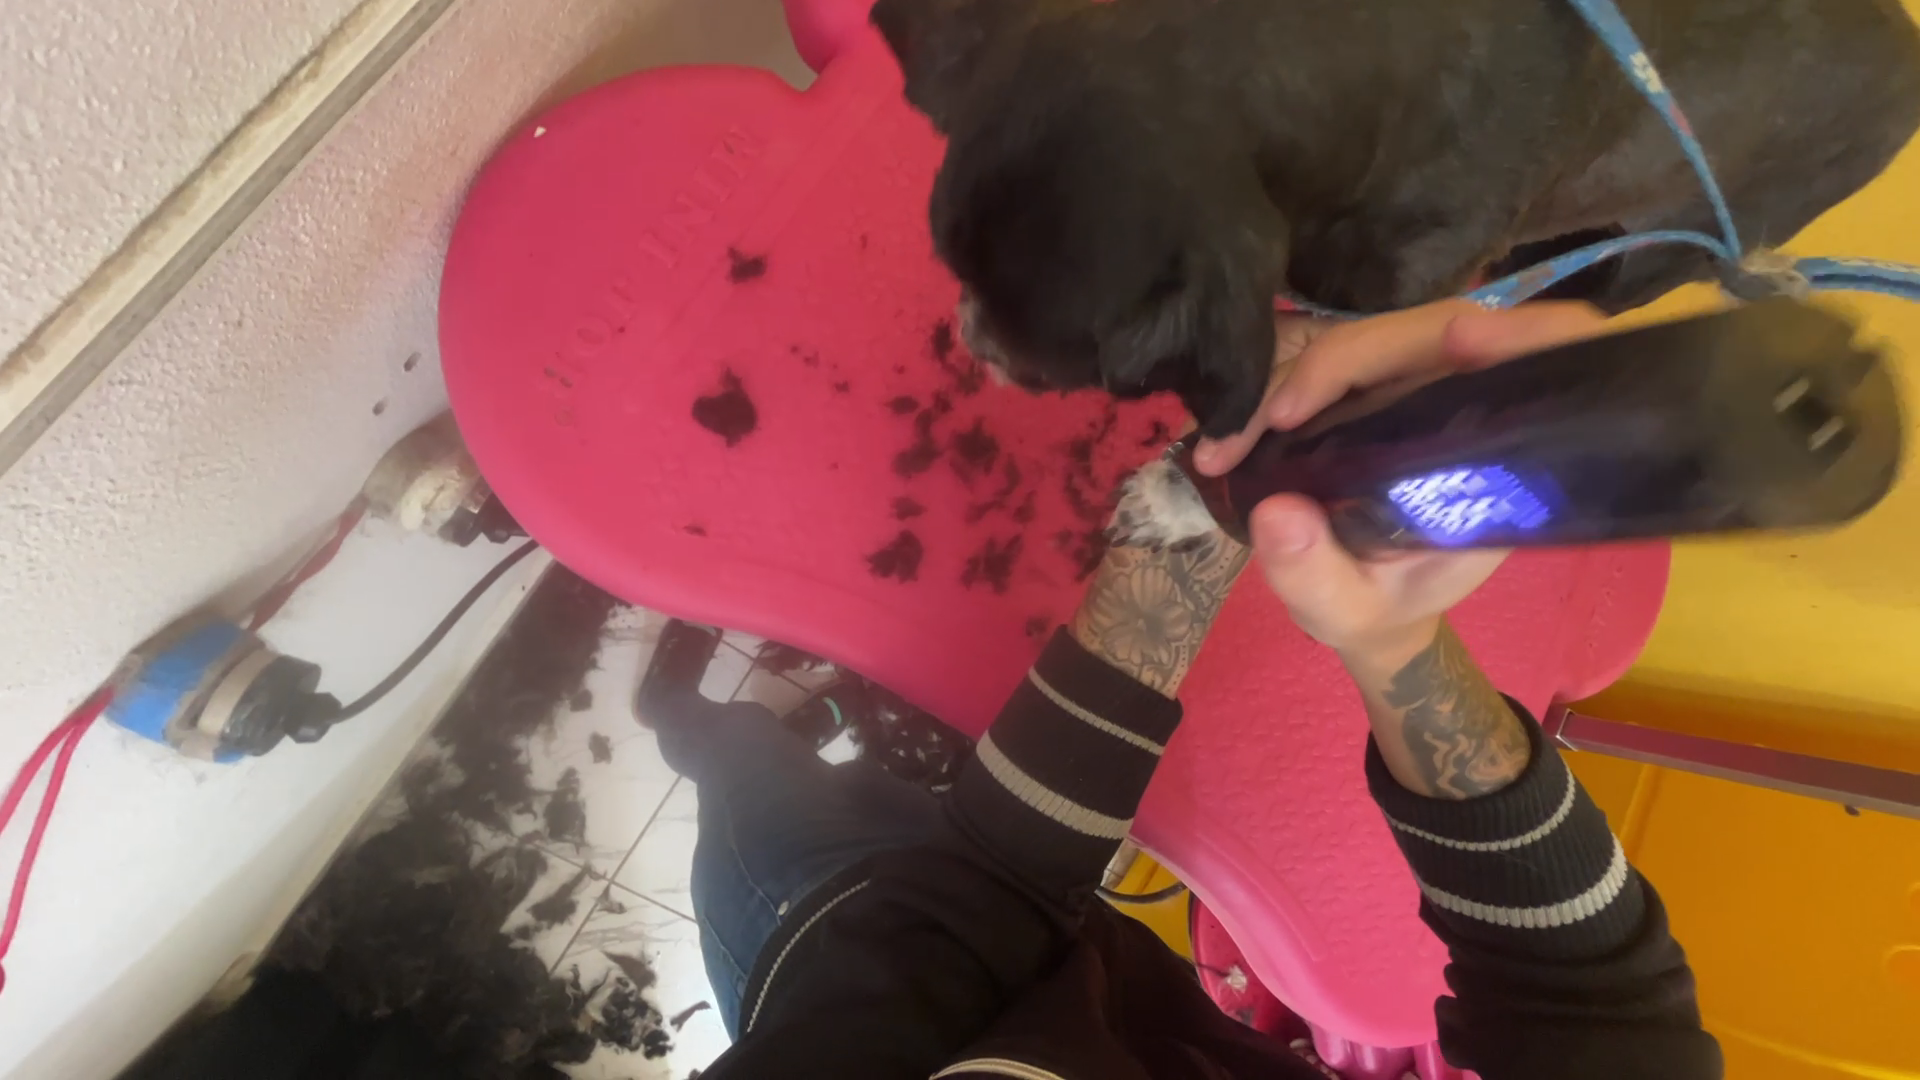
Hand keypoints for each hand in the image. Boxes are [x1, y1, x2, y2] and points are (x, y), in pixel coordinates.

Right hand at [1205, 300, 1610, 664]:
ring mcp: (1408, 396)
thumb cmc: (1375, 608)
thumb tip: (1276, 510)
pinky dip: (1272, 388)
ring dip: (1287, 381)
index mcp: (1495, 468)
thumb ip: (1317, 575)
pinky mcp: (1362, 395)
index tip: (1464, 338)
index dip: (1526, 334)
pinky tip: (1228, 430)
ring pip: (1364, 344)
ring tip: (1224, 444)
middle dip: (1341, 363)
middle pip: (1429, 336)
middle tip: (1272, 417)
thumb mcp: (1346, 610)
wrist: (1350, 601)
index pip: (1543, 372)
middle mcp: (1460, 415)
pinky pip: (1324, 365)